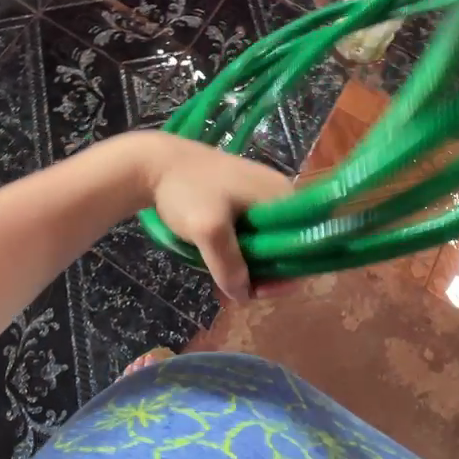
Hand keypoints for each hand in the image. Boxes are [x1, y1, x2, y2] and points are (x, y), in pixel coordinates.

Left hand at [128, 133, 293, 302]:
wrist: (154, 164)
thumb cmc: (187, 189)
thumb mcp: (209, 229)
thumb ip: (229, 265)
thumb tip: (243, 294)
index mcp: (281, 194)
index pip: (304, 240)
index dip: (288, 270)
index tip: (261, 289)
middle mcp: (278, 193)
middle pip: (286, 244)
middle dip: (266, 272)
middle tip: (239, 290)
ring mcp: (259, 195)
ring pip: (267, 241)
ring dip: (251, 265)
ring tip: (226, 281)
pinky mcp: (241, 199)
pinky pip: (252, 233)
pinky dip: (241, 252)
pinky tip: (222, 265)